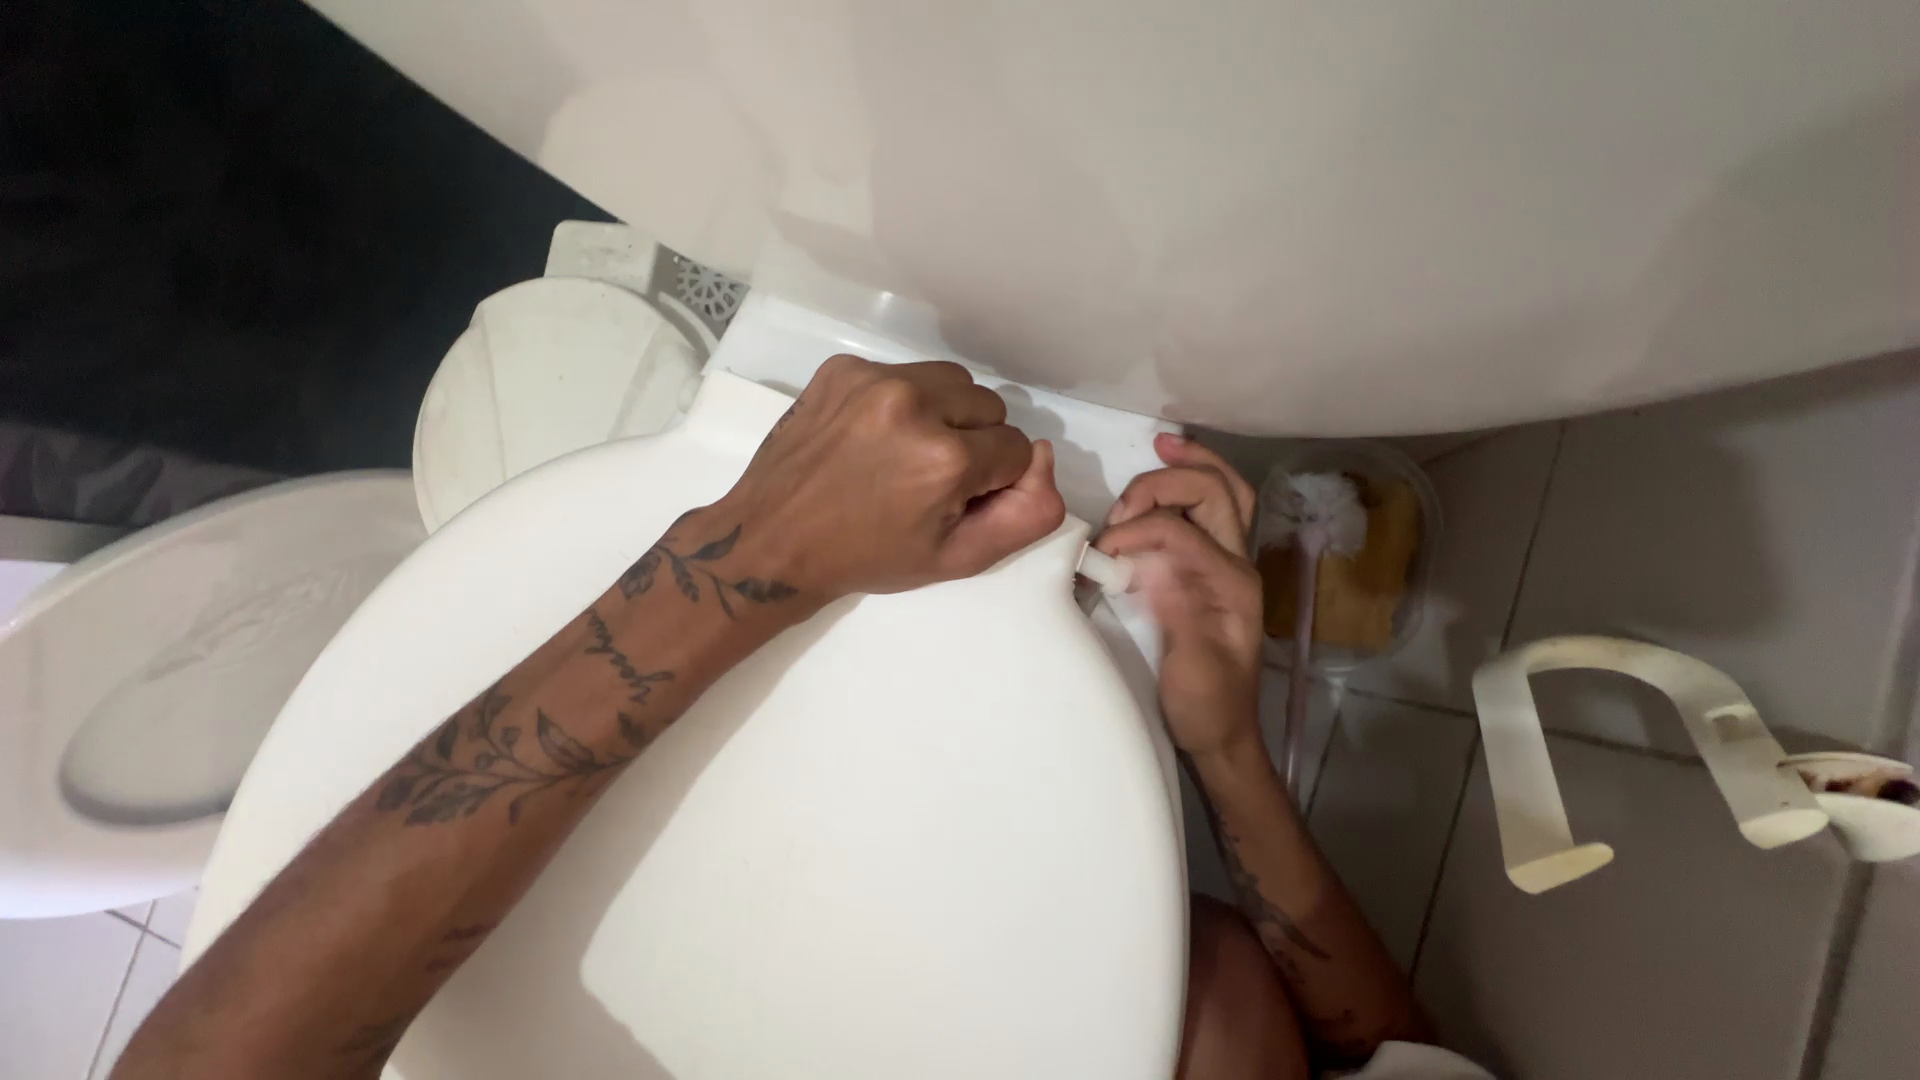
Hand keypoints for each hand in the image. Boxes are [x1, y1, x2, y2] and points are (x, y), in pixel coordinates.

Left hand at [712, 355, 1065, 602]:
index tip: (955, 500)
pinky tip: (873, 436)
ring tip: (907, 452)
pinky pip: (904, 373)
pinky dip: (903, 402)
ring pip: (952, 382)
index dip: (993, 481)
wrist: (775, 540)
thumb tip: (1044, 456)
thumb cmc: (868, 557)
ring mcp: (873, 379)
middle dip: (975, 443)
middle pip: (990, 408)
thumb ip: (1025, 515)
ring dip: (946, 414)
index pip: (1016, 449)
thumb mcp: (956, 559)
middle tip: (932, 478)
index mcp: (945, 458)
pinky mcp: (843, 368)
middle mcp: (913, 404)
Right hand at [1095, 434, 1263, 761]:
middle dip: (1170, 478)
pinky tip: (1158, 488)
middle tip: (1124, 502)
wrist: (1223, 734)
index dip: (1137, 529)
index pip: (1180, 530)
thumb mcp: (1192, 669)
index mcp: (1231, 583)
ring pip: (1221, 493)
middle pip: (1218, 490)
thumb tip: (1148, 561)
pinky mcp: (1208, 573)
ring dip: (1187, 469)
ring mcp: (1225, 566)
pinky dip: (1185, 488)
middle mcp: (1235, 564)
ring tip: (1153, 456)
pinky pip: (1205, 514)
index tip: (1103, 553)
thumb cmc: (1207, 707)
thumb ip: (1176, 611)